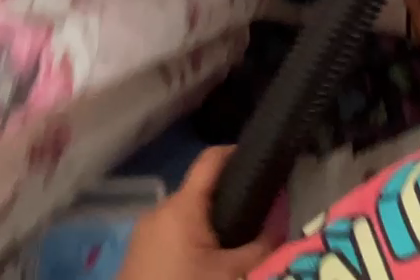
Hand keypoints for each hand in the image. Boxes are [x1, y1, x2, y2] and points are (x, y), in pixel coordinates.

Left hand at [118, 147, 274, 279]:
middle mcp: (159, 210)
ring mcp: (144, 232)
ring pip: (187, 211)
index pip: (212, 157)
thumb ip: (263, 242)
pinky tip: (204, 261)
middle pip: (201, 188)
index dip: (238, 152)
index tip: (263, 161)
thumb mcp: (233, 274)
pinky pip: (171, 231)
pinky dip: (191, 236)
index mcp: (181, 206)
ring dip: (210, 220)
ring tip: (233, 241)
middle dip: (228, 196)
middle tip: (256, 213)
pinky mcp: (136, 254)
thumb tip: (283, 214)